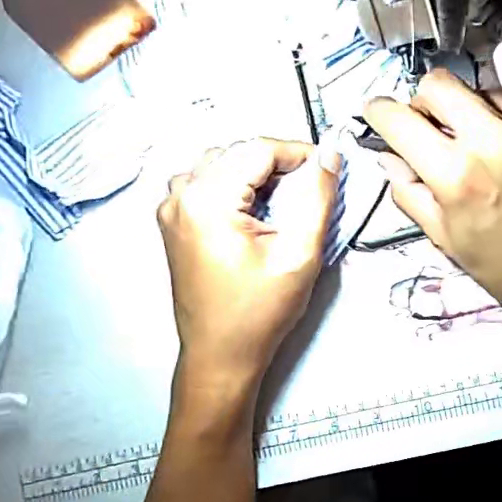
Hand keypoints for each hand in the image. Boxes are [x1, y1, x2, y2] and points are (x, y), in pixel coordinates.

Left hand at [157, 139, 334, 398]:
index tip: (327, 168)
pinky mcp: (175, 221)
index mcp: (206, 199)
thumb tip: (329, 158)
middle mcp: (180, 196)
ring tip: (288, 201)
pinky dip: (239, 186)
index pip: (257, 149)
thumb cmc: (259, 311)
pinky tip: (260, 212)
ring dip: (258, 173)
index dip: (298, 152)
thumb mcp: (300, 254)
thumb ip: (317, 199)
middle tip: (312, 188)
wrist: (221, 352)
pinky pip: (209, 183)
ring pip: (222, 164)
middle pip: (238, 152)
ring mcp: (172, 208)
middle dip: (279, 163)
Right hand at [364, 71, 501, 340]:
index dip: (381, 114)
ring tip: (491, 149)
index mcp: (458, 175)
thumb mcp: (449, 242)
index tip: (384, 119)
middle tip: (437, 130)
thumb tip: (390, 157)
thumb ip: (410, 193)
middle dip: (427, 103)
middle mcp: (496, 138)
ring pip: (486, 91)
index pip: (398, 117)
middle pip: (439, 83)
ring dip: (477, 114)